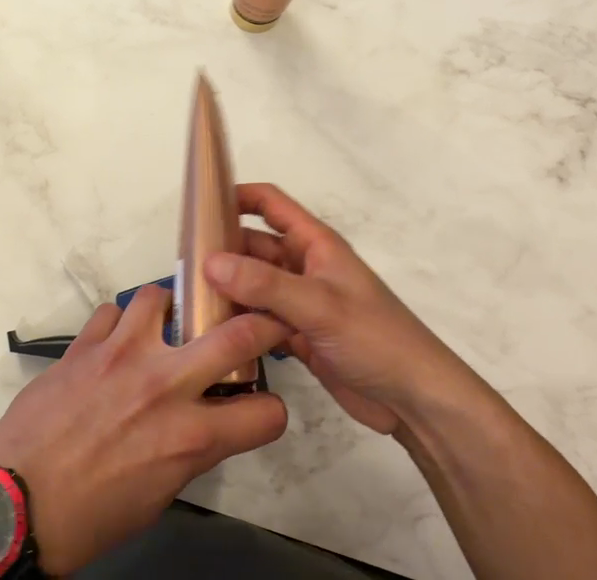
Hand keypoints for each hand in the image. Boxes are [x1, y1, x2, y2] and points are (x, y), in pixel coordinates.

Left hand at [0, 285, 290, 574]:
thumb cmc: (90, 517)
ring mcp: (122, 356)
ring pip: (162, 297)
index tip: (258, 409)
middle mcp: (166, 386)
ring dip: (172, 310)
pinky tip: (115, 343)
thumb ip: (189, 451)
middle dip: (260, 326)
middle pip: (236, 335)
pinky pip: (111, 312)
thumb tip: (201, 425)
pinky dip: (119, 323)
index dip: (269, 412)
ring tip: (165, 327)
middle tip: (258, 324)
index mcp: (190, 437)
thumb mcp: (158, 495)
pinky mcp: (84, 345)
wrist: (14, 501)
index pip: (265, 413)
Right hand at [204, 183, 478, 435]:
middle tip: (181, 263)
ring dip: (227, 289)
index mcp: (315, 245)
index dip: (236, 196)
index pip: (270, 204)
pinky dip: (238, 323)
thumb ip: (264, 283)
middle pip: (254, 246)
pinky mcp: (298, 337)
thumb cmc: (374, 338)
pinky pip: (259, 320)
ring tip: (187, 298)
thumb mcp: (318, 305)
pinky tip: (210, 333)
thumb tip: (209, 261)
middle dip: (221, 249)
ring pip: (253, 285)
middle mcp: (304, 268)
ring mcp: (301, 304)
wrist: (415, 400)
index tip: (198, 205)